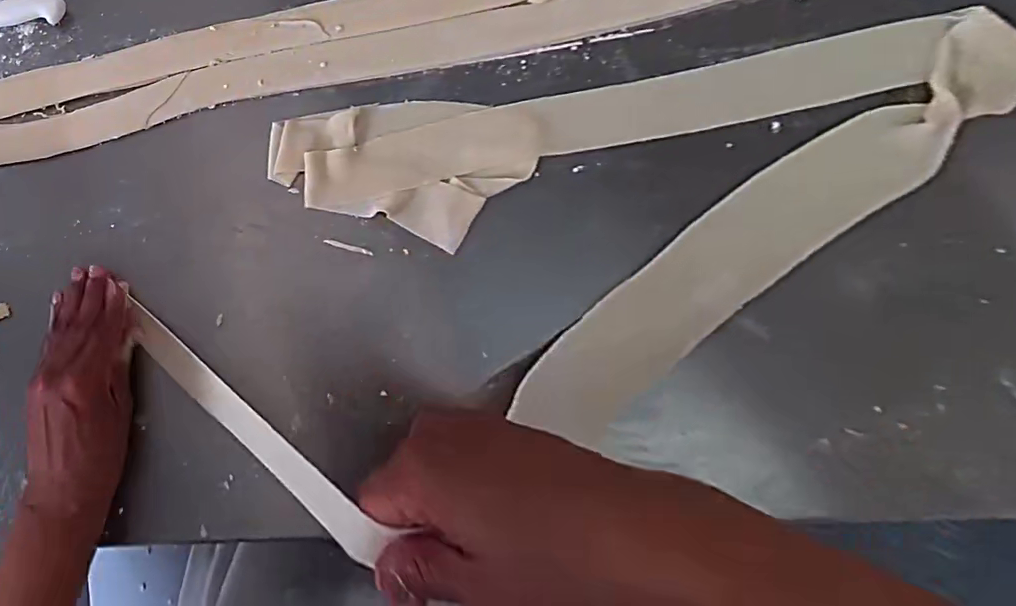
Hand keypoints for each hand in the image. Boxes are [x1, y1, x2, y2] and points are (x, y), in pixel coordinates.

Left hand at [20, 265, 134, 525]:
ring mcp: (43, 376)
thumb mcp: (120, 414)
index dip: (114, 307)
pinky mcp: (34, 382)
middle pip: (81, 324)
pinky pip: (48, 343)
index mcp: (84, 381)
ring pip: (62, 329)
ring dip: (73, 300)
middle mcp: (59, 373)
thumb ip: (118, 369)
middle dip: (92, 294)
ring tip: (80, 275)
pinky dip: (56, 321)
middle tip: (100, 270)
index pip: (104, 333)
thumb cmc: (99, 463)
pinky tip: (60, 303)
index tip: (121, 286)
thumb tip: (123, 334)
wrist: (59, 496)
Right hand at [358, 408, 941, 605]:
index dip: (380, 543)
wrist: (651, 537)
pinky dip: (480, 490)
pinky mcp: (507, 429)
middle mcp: (438, 432)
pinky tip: (522, 527)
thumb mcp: (482, 592)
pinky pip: (469, 458)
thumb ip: (420, 574)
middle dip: (419, 524)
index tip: (400, 570)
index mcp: (418, 466)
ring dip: (451, 508)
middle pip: (399, 481)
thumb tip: (394, 570)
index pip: (364, 501)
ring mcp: (474, 426)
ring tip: (500, 551)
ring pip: (435, 470)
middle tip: (461, 572)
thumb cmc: (570, 564)